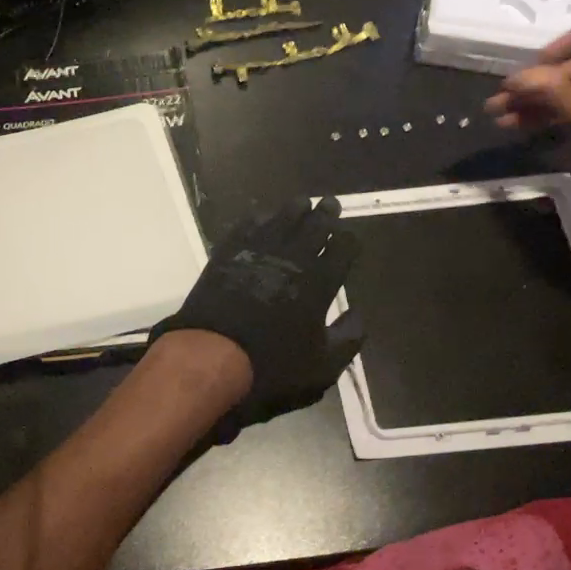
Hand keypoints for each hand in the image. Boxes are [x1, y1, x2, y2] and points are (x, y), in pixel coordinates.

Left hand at [149, 197, 362, 439]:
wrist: (212, 357)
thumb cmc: (272, 366)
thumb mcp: (322, 366)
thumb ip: (347, 339)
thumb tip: (358, 316)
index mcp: (320, 282)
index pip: (342, 250)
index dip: (347, 242)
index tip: (348, 238)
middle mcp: (293, 259)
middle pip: (314, 227)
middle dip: (325, 215)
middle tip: (329, 204)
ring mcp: (257, 254)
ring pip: (280, 220)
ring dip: (293, 210)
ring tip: (300, 203)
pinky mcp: (225, 257)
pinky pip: (245, 228)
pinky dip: (256, 219)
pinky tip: (259, 217)